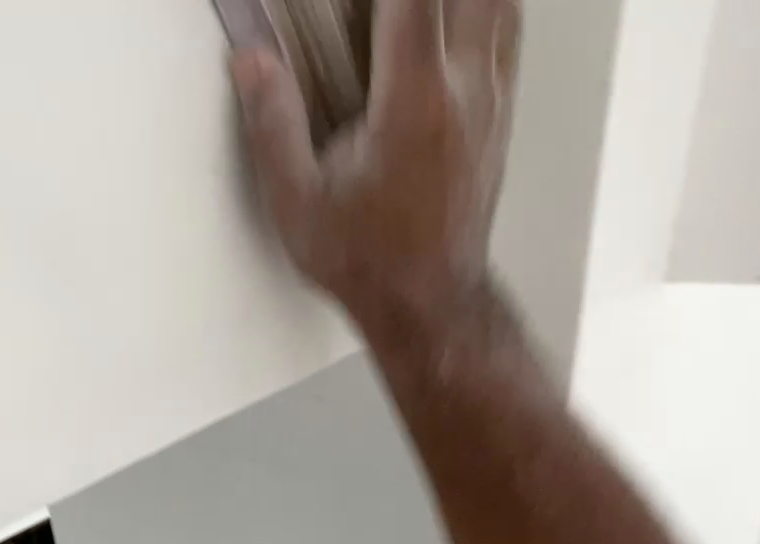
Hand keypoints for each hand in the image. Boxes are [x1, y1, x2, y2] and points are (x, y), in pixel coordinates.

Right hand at [229, 0, 521, 332]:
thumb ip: (273, 124)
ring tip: (405, 14)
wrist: (424, 299)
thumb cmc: (362, 257)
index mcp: (413, 101)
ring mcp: (494, 95)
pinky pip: (507, 27)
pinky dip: (479, 6)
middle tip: (372, 7)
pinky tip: (448, 20)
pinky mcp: (501, 112)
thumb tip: (252, 62)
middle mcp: (466, 85)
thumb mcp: (296, 202)